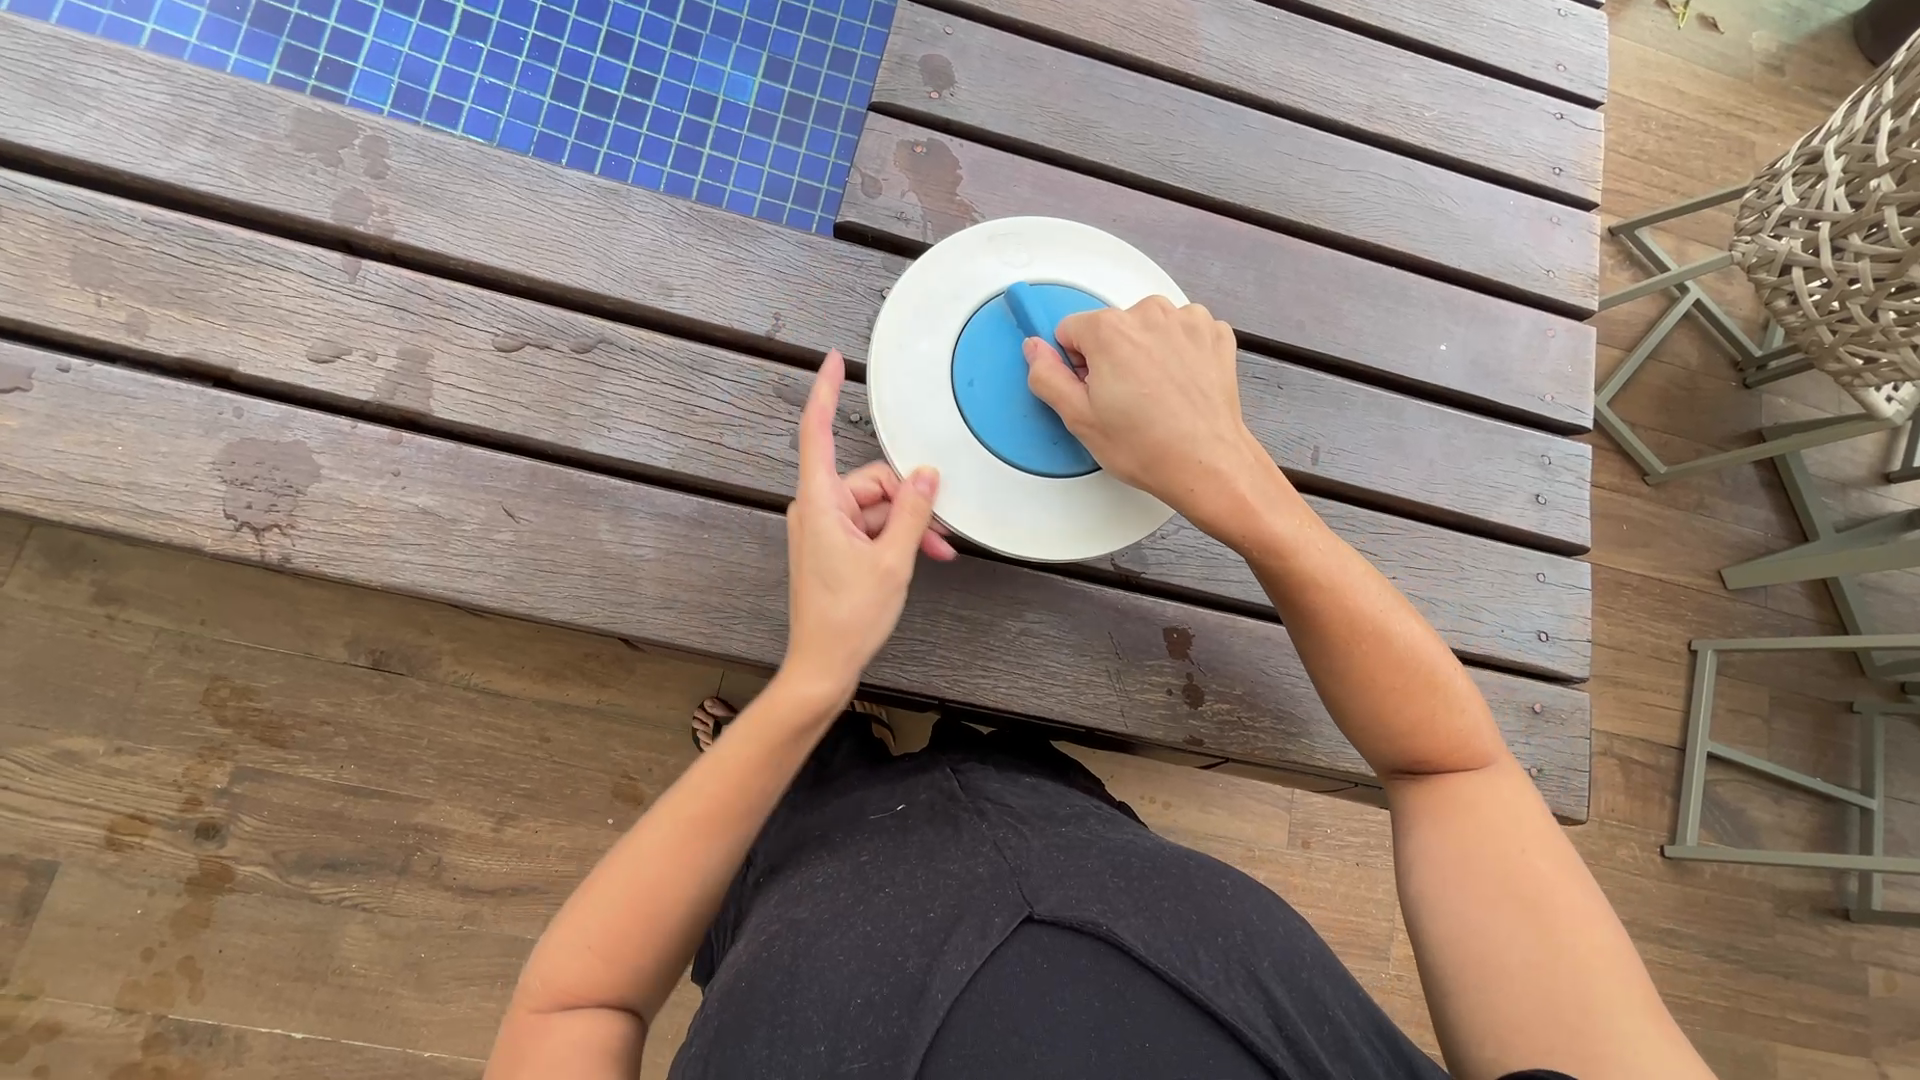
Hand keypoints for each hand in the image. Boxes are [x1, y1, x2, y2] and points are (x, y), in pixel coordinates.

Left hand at [781, 351, 955, 702]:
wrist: (824, 663)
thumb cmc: (846, 618)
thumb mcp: (893, 561)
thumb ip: (913, 512)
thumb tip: (926, 475)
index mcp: (820, 503)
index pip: (818, 432)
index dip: (827, 392)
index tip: (835, 361)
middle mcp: (817, 509)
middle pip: (870, 479)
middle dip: (908, 500)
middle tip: (939, 531)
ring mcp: (824, 529)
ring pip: (876, 506)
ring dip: (908, 524)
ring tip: (935, 551)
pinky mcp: (833, 546)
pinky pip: (870, 526)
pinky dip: (896, 537)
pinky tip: (921, 556)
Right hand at [1023, 296, 1277, 535]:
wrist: (1207, 463)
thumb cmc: (1149, 446)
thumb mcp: (1079, 418)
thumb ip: (1047, 375)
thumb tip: (1034, 349)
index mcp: (1109, 330)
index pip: (1070, 329)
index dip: (1076, 363)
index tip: (1093, 389)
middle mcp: (1149, 314)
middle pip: (1111, 326)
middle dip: (1111, 356)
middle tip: (1124, 400)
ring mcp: (1187, 321)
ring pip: (1147, 328)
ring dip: (1146, 352)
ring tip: (1154, 395)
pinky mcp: (1214, 334)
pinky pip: (1183, 333)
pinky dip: (1179, 353)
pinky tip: (1178, 386)